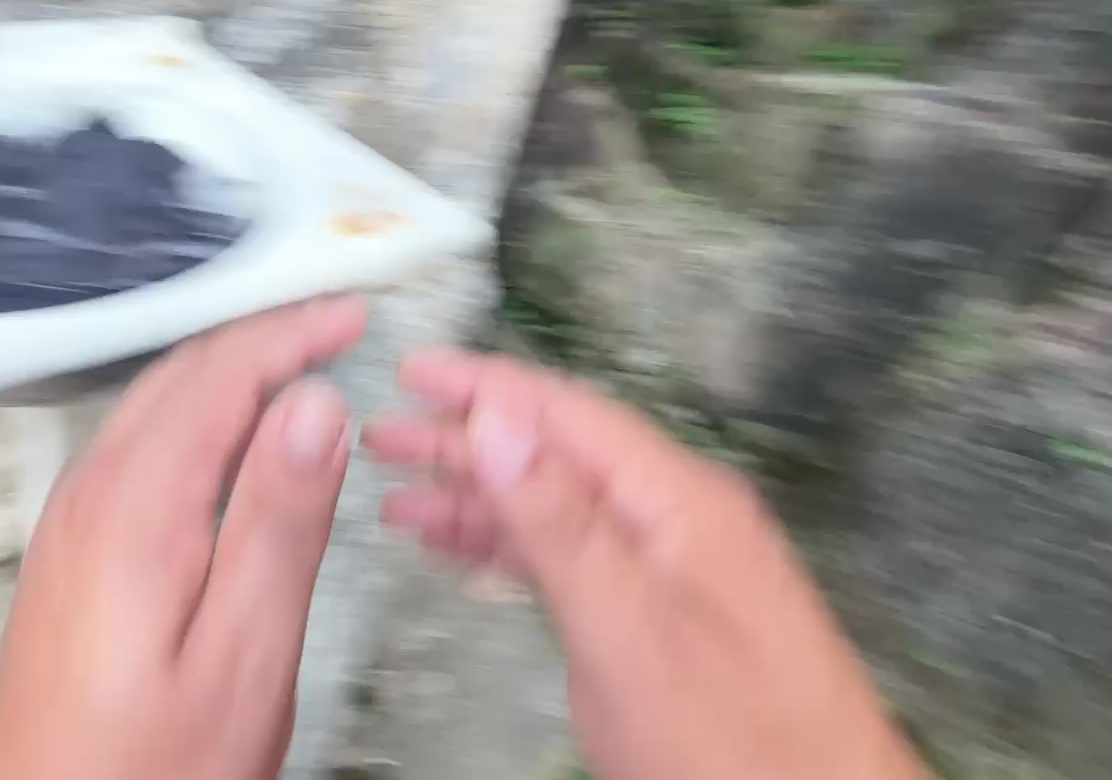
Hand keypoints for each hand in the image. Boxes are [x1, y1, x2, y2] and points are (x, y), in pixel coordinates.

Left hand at [0, 297, 367, 779]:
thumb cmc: (141, 763)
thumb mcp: (241, 653)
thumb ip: (280, 519)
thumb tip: (314, 412)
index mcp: (138, 500)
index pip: (226, 372)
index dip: (293, 332)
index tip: (345, 317)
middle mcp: (96, 486)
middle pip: (189, 368)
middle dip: (267, 334)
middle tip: (329, 325)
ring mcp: (79, 506)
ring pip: (165, 393)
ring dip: (235, 363)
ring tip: (295, 358)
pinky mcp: (80, 530)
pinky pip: (148, 431)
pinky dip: (203, 403)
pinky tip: (232, 424)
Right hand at [366, 350, 929, 779]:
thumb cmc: (732, 749)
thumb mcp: (632, 633)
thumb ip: (559, 521)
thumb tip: (494, 419)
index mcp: (672, 497)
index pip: (559, 412)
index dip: (481, 385)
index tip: (411, 370)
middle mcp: (662, 513)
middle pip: (544, 453)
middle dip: (458, 440)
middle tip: (379, 437)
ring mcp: (653, 560)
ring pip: (542, 503)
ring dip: (468, 495)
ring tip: (393, 495)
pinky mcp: (641, 603)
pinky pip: (556, 551)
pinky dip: (497, 541)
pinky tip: (447, 542)